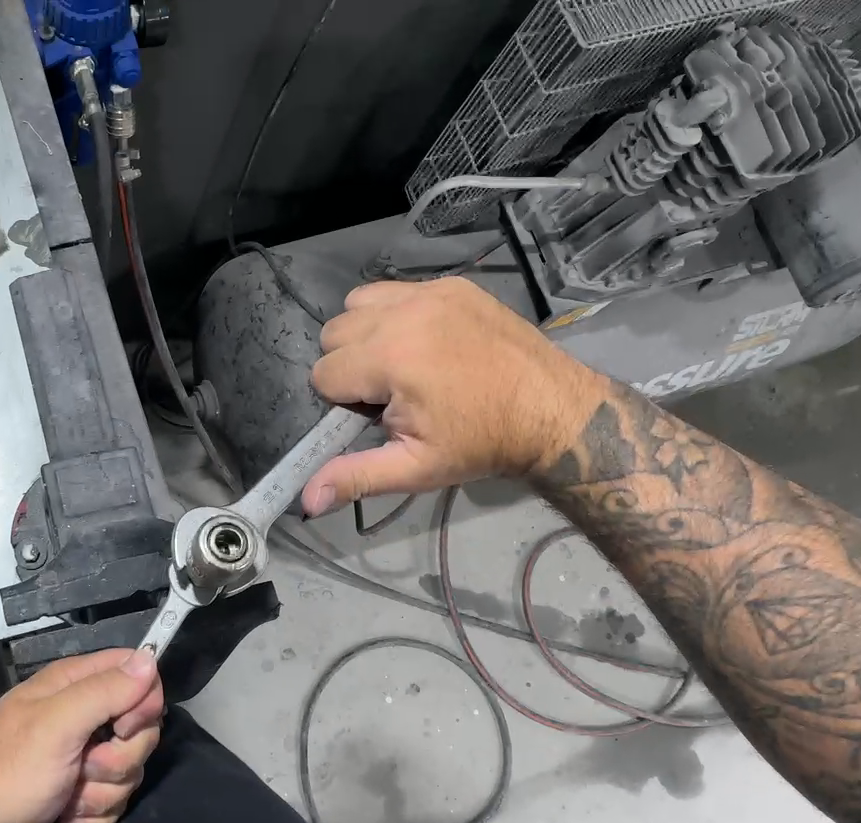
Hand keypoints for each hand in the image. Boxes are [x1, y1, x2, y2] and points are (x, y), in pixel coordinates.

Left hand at [0, 649, 163, 822]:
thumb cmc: (6, 774)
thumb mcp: (55, 727)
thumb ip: (103, 693)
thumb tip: (150, 659)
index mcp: (73, 686)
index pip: (137, 675)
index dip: (142, 703)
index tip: (123, 728)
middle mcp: (82, 716)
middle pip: (140, 731)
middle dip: (118, 761)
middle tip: (83, 769)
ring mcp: (82, 757)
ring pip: (128, 773)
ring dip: (99, 796)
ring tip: (63, 800)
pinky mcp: (81, 793)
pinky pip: (114, 804)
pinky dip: (90, 819)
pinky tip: (62, 821)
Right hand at [297, 278, 608, 516]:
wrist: (554, 411)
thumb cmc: (480, 444)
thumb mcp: (413, 469)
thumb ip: (354, 477)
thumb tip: (306, 500)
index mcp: (391, 358)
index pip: (323, 374)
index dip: (343, 403)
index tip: (380, 415)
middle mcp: (404, 313)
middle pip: (333, 335)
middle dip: (348, 366)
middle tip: (389, 393)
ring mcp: (430, 292)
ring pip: (356, 305)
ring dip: (363, 335)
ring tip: (398, 364)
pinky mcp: (451, 285)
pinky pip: (392, 291)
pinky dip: (392, 314)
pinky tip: (421, 343)